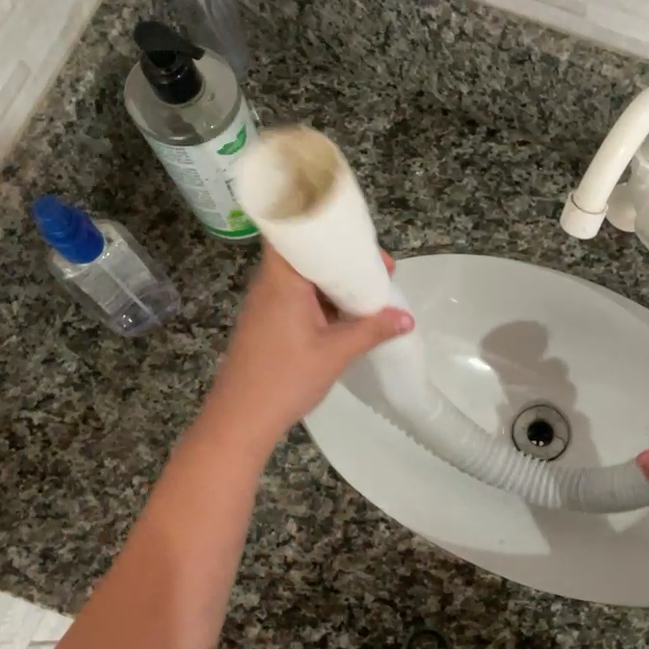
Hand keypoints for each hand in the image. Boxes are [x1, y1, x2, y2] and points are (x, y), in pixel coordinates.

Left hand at [202, 245, 411, 448]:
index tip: (363, 243)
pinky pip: (297, 299)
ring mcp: (265, 305)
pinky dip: (322, 301)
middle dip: (342, 259)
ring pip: (303, 279)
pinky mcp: (267, 323)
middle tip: (379, 270)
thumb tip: (406, 318)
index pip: (294, 232)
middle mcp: (270, 285)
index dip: (328, 230)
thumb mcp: (336, 354)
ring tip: (369, 293)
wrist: (242, 417)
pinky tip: (346, 316)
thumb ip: (372, 331)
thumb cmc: (286, 380)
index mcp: (282, 282)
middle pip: (305, 255)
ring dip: (334, 283)